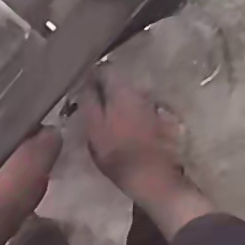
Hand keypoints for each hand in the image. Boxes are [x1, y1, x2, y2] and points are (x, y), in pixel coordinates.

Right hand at [82, 69, 182, 192]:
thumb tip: (86, 82)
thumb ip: (89, 101)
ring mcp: (153, 105)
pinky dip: (131, 113)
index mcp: (121, 90)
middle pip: (119, 81)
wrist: (151, 175)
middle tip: (94, 105)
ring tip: (109, 118)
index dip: (91, 77)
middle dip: (106, 89)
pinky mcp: (162, 120)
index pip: (105, 69)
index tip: (82, 89)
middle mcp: (140, 91)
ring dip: (119, 102)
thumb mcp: (93, 128)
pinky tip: (126, 128)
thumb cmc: (116, 153)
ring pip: (131, 95)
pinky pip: (141, 109)